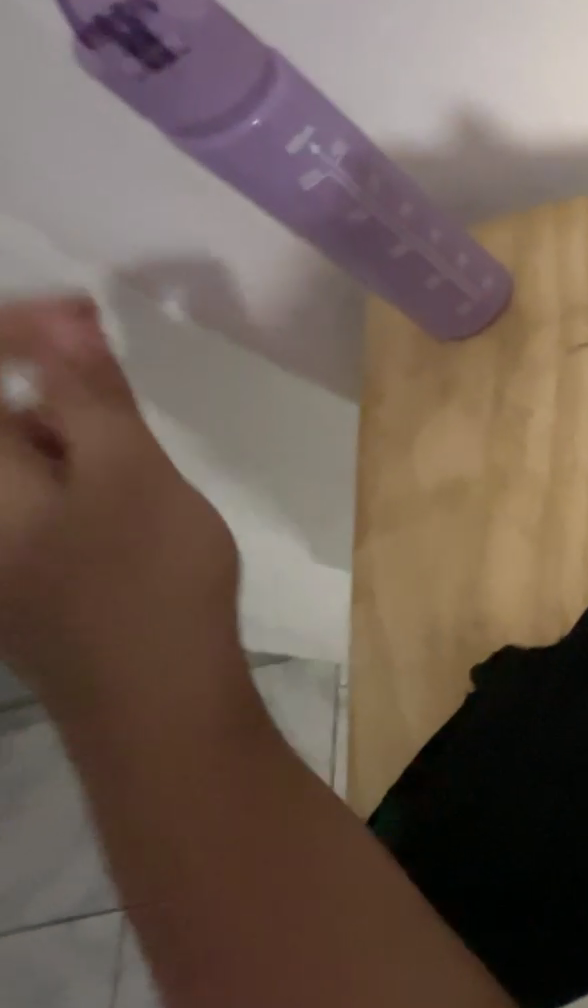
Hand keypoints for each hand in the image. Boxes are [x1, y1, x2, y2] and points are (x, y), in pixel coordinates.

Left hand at [0, 298, 240, 711]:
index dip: (16, 333)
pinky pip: (24, 502)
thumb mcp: (136, 478)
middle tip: (126, 417)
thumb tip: (56, 316)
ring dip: (66, 443)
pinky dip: (68, 483)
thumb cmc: (148, 580)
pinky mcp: (5, 574)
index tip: (84, 313)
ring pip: (11, 462)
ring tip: (141, 480)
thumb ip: (90, 397)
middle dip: (49, 397)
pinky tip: (124, 514)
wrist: (153, 694)